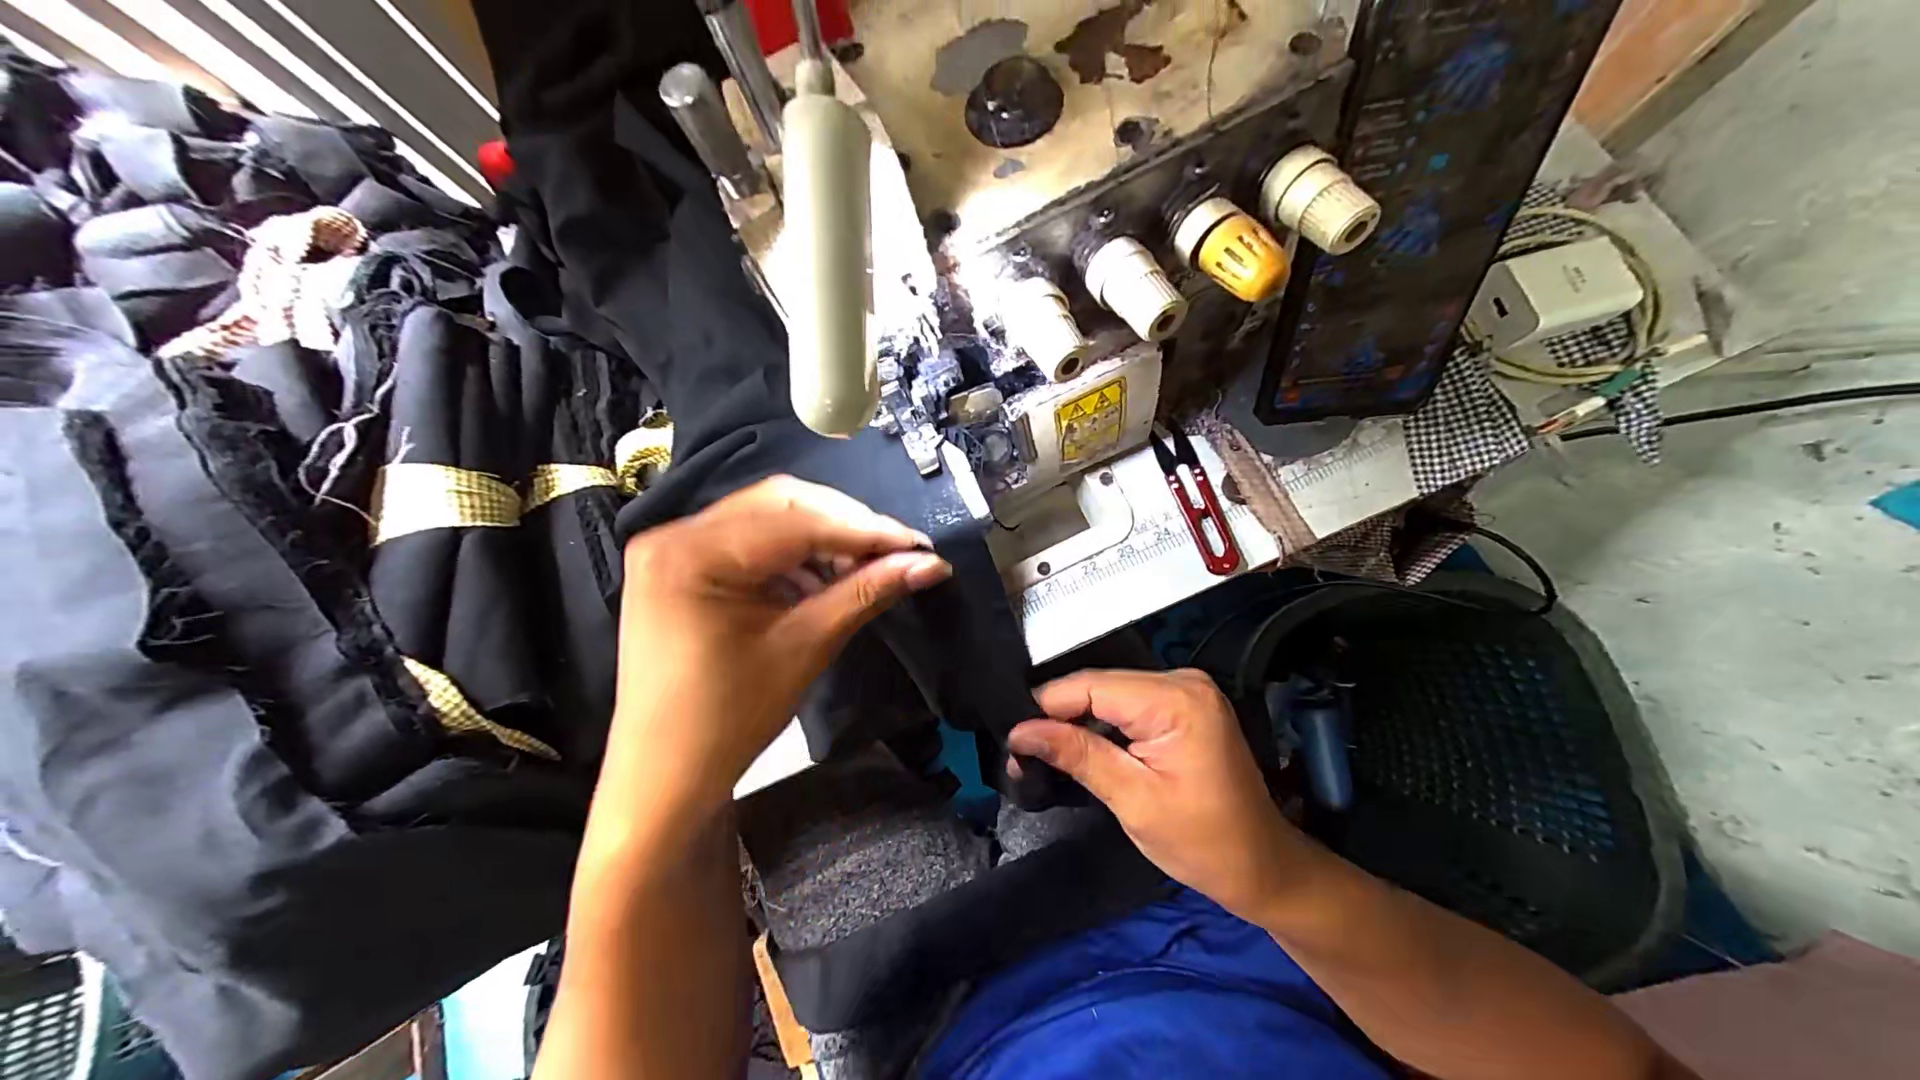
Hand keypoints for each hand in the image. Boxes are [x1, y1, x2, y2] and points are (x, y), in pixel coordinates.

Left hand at [604, 476, 951, 817]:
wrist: (665, 775)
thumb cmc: (729, 719)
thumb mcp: (804, 647)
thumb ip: (866, 592)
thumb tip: (933, 564)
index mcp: (693, 553)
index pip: (796, 520)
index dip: (865, 529)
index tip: (919, 545)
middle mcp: (674, 533)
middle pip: (780, 504)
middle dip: (845, 525)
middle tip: (897, 552)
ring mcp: (673, 546)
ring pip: (768, 517)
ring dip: (823, 536)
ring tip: (867, 567)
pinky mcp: (682, 564)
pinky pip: (750, 540)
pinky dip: (794, 553)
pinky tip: (825, 576)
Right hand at [1008, 669, 1305, 922]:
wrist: (1263, 865)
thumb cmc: (1204, 842)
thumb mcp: (1133, 800)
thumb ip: (1077, 755)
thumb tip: (1020, 731)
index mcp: (1176, 699)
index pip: (1090, 686)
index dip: (1045, 707)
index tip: (1013, 738)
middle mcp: (1182, 680)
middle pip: (1098, 686)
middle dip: (1058, 716)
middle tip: (1022, 750)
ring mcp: (1185, 689)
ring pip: (1108, 693)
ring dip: (1077, 721)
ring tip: (1042, 751)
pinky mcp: (1183, 703)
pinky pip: (1127, 703)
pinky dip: (1102, 724)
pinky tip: (1079, 747)